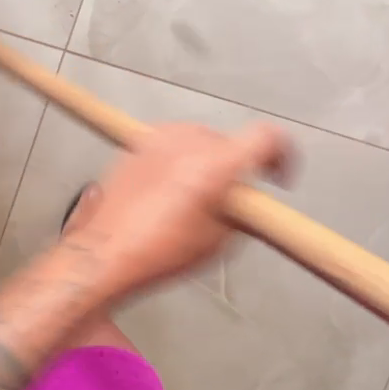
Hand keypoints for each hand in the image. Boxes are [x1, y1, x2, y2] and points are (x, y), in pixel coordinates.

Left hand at [63, 122, 291, 299]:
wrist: (105, 252)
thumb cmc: (157, 252)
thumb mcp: (219, 241)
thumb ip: (244, 211)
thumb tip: (250, 202)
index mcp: (215, 165)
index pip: (267, 137)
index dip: (283, 155)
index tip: (279, 173)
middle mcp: (186, 142)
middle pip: (229, 140)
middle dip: (237, 165)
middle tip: (233, 196)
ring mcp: (157, 140)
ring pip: (198, 140)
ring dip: (206, 161)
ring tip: (198, 195)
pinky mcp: (135, 145)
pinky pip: (170, 145)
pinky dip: (178, 161)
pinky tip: (171, 190)